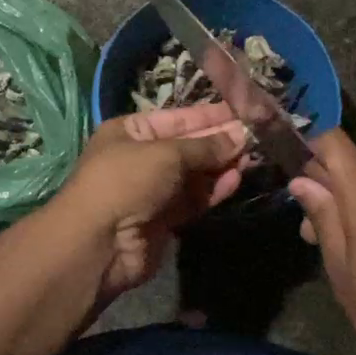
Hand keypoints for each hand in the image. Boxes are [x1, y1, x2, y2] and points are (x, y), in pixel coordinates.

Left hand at [53, 104, 248, 302]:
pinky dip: (214, 189)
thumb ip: (205, 146)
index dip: (209, 115)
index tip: (243, 111)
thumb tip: (240, 137)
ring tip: (253, 156)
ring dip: (221, 166)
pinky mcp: (164, 219)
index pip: (177, 118)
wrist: (99, 244)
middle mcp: (142, 157)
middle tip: (257, 135)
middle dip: (220, 141)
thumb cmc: (126, 181)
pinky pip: (194, 199)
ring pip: (194, 174)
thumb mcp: (166, 154)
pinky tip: (237, 179)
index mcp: (131, 131)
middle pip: (189, 146)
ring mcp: (153, 190)